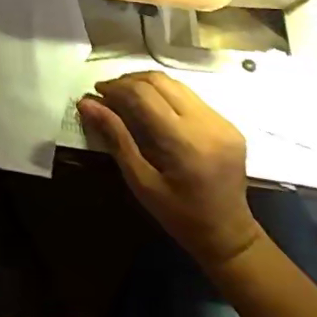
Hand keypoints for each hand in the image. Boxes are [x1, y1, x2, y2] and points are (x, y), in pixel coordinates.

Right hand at [79, 71, 264, 267]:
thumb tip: (87, 104)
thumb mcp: (141, 181)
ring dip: (146, 84)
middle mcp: (208, 125)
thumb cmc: (180, 215)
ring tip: (126, 96)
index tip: (96, 93)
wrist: (229, 236)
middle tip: (108, 93)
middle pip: (159, 81)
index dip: (116, 88)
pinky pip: (189, 96)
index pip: (144, 94)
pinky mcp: (228, 124)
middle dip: (128, 81)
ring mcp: (222, 122)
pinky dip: (165, 95)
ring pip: (175, 84)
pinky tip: (153, 109)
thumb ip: (115, 137)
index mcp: (186, 143)